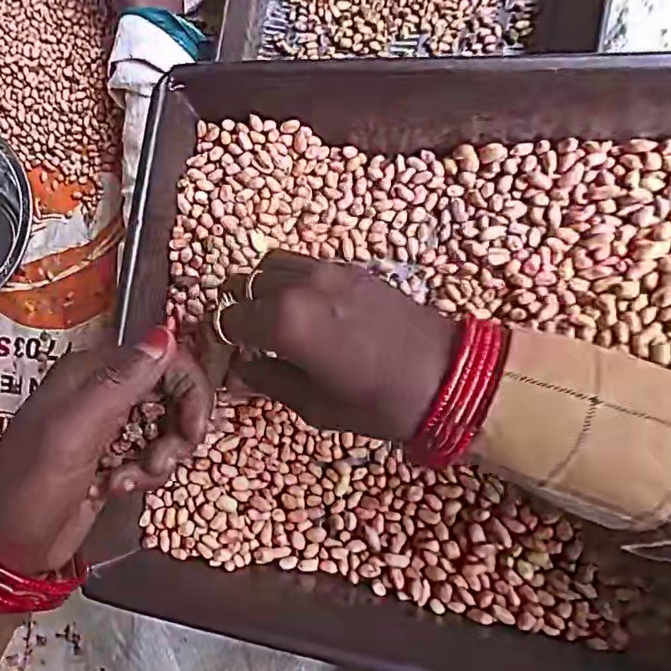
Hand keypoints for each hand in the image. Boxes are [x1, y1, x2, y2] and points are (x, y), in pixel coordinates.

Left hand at [0, 325, 212, 573]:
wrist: (5, 545)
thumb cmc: (28, 486)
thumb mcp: (74, 430)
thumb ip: (121, 380)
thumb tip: (164, 335)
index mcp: (91, 374)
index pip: (163, 359)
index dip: (189, 390)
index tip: (194, 429)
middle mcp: (102, 393)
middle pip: (171, 393)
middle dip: (178, 430)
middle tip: (161, 461)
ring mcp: (109, 428)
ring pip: (166, 428)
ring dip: (161, 458)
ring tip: (130, 479)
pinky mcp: (113, 459)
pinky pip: (152, 456)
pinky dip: (146, 475)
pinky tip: (117, 488)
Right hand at [219, 250, 457, 440]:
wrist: (449, 376)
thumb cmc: (378, 403)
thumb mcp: (315, 406)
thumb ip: (268, 380)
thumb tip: (240, 370)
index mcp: (286, 321)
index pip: (229, 318)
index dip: (221, 337)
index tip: (227, 353)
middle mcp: (302, 285)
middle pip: (244, 284)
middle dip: (238, 310)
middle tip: (246, 339)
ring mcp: (329, 271)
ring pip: (270, 266)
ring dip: (262, 291)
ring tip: (274, 322)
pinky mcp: (352, 268)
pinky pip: (303, 264)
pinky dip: (290, 281)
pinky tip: (305, 310)